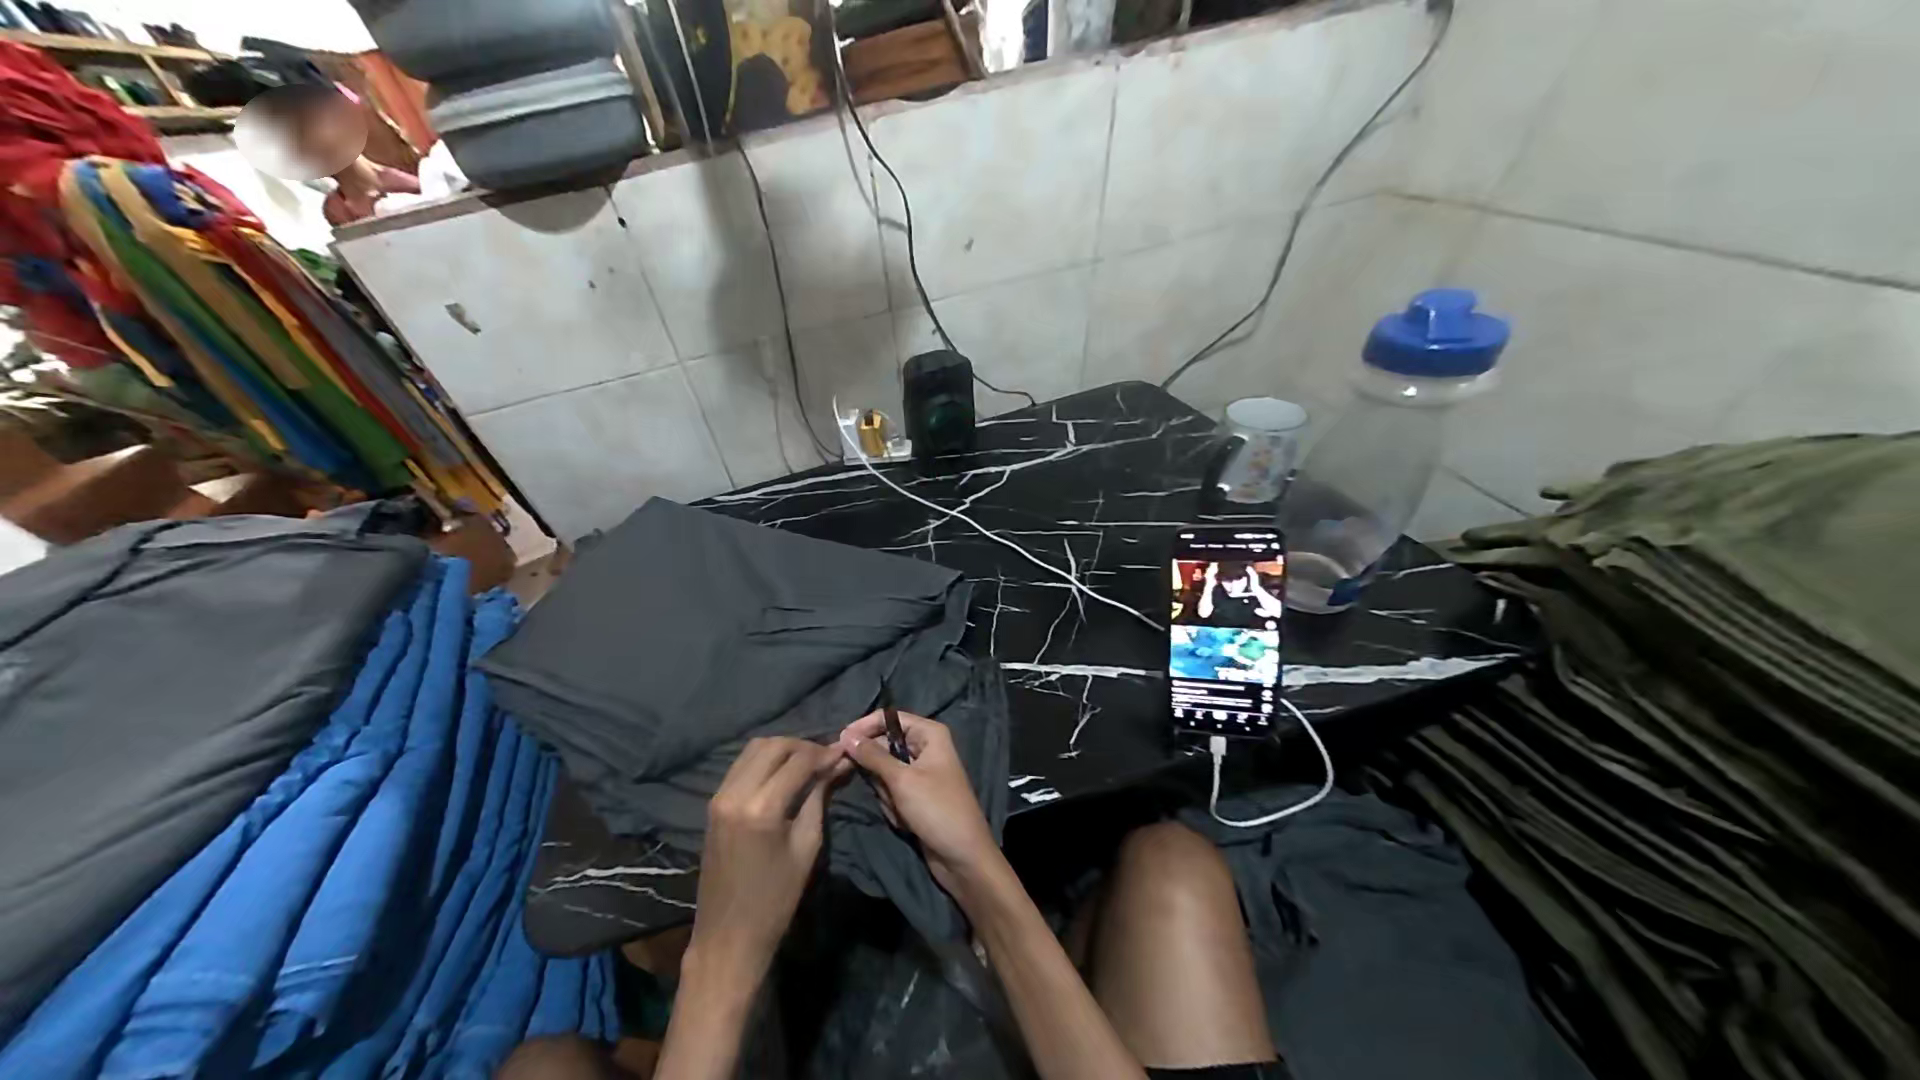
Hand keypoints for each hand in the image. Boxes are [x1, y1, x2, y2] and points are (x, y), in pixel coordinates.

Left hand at [688, 738, 848, 984]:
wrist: (728, 935)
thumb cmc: (776, 898)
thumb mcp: (807, 846)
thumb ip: (819, 797)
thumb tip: (839, 764)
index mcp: (762, 808)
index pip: (798, 760)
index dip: (824, 752)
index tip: (844, 753)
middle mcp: (736, 794)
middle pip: (774, 746)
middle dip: (803, 746)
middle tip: (826, 758)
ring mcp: (719, 796)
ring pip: (754, 749)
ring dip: (782, 749)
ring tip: (806, 763)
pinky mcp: (713, 803)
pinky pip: (741, 765)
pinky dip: (764, 760)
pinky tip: (783, 773)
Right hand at [839, 711, 1001, 897]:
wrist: (963, 857)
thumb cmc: (936, 810)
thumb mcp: (901, 780)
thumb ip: (872, 756)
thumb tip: (845, 735)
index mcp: (930, 733)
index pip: (888, 718)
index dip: (864, 727)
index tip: (840, 743)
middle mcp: (926, 747)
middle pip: (884, 746)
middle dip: (878, 770)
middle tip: (883, 790)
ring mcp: (921, 772)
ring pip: (885, 772)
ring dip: (886, 793)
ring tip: (901, 810)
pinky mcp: (916, 794)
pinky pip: (892, 790)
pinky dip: (893, 805)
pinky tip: (905, 820)